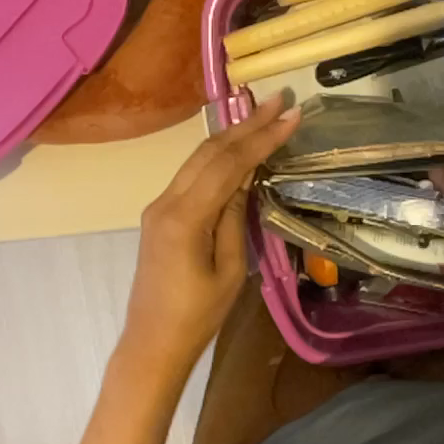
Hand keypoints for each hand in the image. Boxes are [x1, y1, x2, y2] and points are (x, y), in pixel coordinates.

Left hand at [121, 95, 300, 372]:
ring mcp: (158, 207)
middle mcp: (165, 202)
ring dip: (231, 136)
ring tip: (263, 114)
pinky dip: (216, 158)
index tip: (291, 114)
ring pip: (197, 160)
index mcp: (185, 217)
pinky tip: (237, 148)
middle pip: (209, 152)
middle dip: (246, 124)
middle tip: (280, 100)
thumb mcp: (230, 271)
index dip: (261, 137)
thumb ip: (234, 218)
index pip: (228, 164)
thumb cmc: (197, 317)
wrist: (152, 343)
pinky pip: (190, 177)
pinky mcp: (159, 216)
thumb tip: (245, 179)